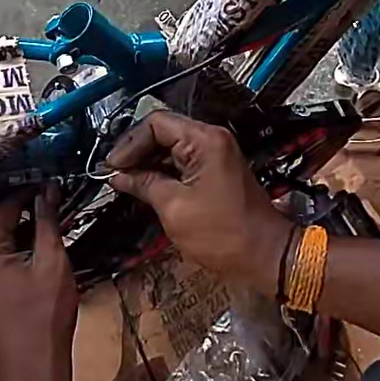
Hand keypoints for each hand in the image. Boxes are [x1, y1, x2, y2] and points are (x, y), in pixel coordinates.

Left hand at [0, 189, 76, 380]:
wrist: (33, 370)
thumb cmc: (45, 319)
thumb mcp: (53, 264)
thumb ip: (47, 223)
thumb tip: (47, 193)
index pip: (3, 208)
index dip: (25, 194)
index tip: (43, 187)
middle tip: (24, 197)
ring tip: (20, 217)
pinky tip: (12, 244)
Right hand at [106, 111, 293, 294]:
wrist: (267, 256)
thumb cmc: (223, 234)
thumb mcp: (174, 208)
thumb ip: (143, 184)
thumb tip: (118, 176)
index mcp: (204, 140)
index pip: (156, 123)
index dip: (130, 143)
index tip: (112, 165)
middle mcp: (212, 138)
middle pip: (163, 131)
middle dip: (136, 151)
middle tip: (114, 173)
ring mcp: (216, 153)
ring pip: (170, 146)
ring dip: (147, 161)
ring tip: (124, 180)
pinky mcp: (216, 168)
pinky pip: (182, 160)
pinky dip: (162, 170)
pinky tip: (144, 185)